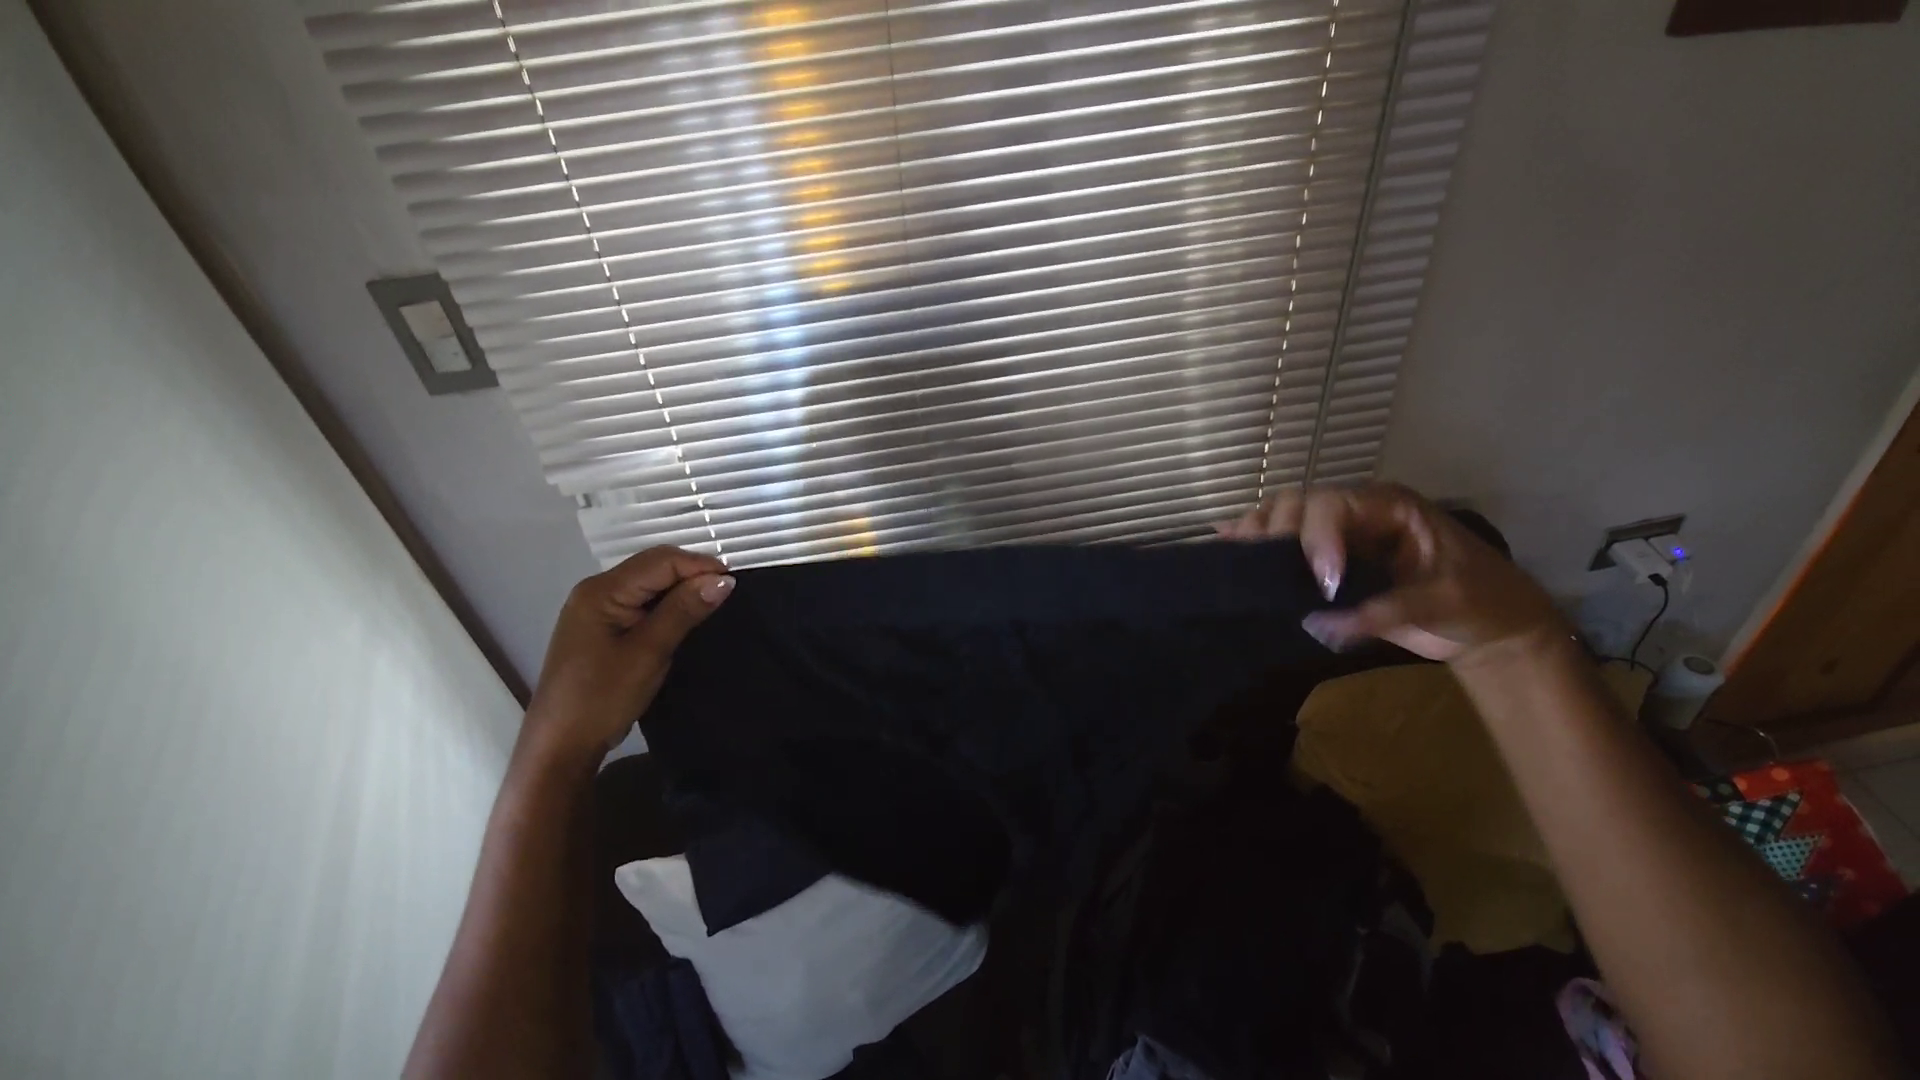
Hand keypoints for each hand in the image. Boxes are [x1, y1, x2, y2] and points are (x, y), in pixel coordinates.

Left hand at [524, 546, 734, 760]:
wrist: (561, 744)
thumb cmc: (602, 697)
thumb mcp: (649, 652)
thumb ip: (683, 611)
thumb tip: (723, 580)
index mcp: (601, 590)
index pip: (660, 561)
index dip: (699, 566)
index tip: (735, 584)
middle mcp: (595, 590)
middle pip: (652, 567)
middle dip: (691, 573)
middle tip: (728, 593)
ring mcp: (596, 609)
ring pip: (648, 584)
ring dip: (680, 589)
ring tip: (714, 603)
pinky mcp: (601, 628)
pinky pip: (640, 603)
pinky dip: (666, 605)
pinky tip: (685, 617)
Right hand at [1216, 483, 1564, 663]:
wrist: (1490, 627)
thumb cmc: (1479, 602)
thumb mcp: (1442, 603)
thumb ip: (1385, 612)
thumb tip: (1320, 624)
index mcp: (1390, 507)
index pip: (1335, 505)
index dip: (1318, 539)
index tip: (1324, 584)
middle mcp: (1357, 512)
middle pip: (1299, 504)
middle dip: (1277, 531)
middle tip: (1267, 571)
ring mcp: (1340, 535)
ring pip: (1284, 517)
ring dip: (1258, 533)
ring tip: (1235, 554)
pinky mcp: (1328, 560)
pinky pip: (1285, 544)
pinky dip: (1256, 544)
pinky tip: (1227, 546)